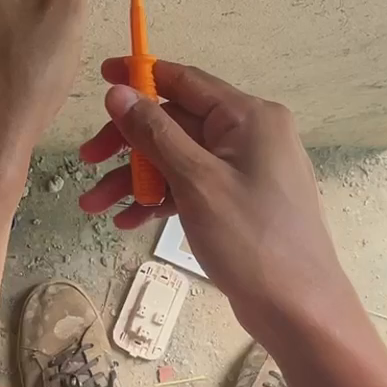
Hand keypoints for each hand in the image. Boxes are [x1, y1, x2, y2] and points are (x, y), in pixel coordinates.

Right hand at [77, 60, 355, 336]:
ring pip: (177, 159)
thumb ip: (155, 133)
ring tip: (94, 205)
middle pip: (174, 123)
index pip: (185, 81)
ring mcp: (244, 170)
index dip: (139, 77)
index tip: (100, 76)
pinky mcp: (237, 201)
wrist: (299, 309)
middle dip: (128, 144)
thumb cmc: (251, 239)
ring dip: (135, 179)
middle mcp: (249, 135)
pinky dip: (159, 200)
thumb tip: (118, 92)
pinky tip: (128, 221)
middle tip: (86, 161)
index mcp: (248, 117)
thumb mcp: (196, 181)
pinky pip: (190, 187)